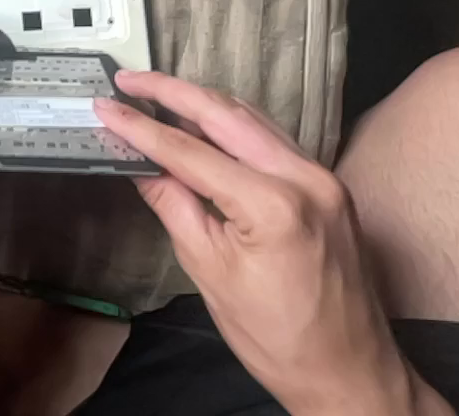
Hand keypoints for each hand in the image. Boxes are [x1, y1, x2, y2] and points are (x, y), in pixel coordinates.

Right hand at [94, 71, 452, 415]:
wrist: (354, 379)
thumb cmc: (277, 338)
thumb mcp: (207, 268)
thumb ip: (171, 201)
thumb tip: (136, 159)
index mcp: (273, 205)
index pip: (188, 150)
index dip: (139, 127)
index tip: (104, 106)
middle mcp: (304, 178)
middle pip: (222, 114)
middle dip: (170, 90)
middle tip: (127, 78)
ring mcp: (321, 177)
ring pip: (248, 117)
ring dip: (198, 100)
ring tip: (153, 91)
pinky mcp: (326, 185)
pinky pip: (268, 136)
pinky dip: (228, 122)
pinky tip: (199, 119)